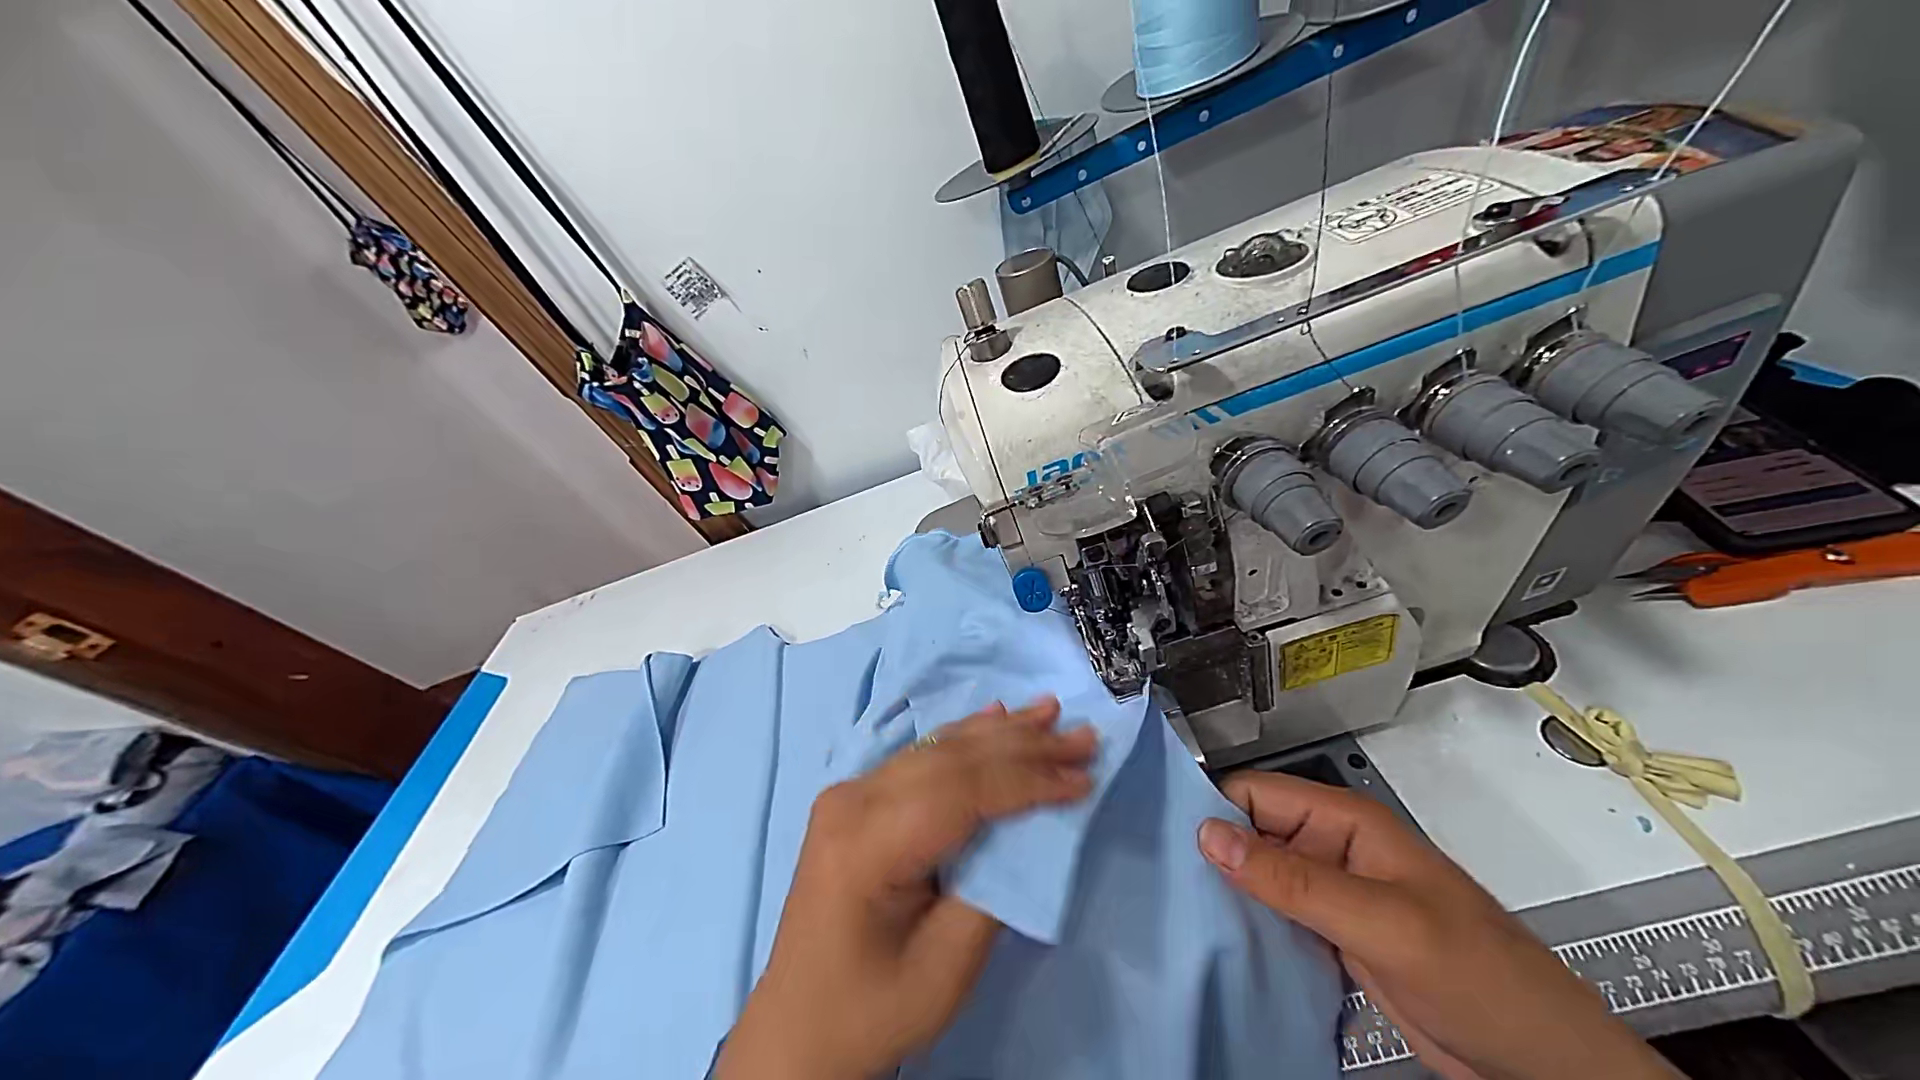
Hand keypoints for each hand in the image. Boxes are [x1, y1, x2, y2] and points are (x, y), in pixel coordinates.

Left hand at [716, 698, 1097, 1079]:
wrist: (799, 1027)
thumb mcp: (945, 967)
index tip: (1083, 777)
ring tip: (1049, 713)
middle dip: (1022, 746)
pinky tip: (992, 717)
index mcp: (866, 845)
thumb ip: (993, 886)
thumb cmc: (873, 1007)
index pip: (961, 791)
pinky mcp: (855, 800)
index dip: (1027, 780)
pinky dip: (963, 738)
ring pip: (936, 749)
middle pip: (950, 760)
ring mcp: (849, 795)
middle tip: (1082, 736)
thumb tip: (1035, 826)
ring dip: (999, 733)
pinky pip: (918, 757)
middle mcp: (852, 802)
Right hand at [1197, 772, 1679, 1079]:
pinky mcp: (1332, 931)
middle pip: (1251, 832)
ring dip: (1228, 889)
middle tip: (1164, 878)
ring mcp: (1332, 892)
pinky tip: (1223, 937)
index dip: (1212, 808)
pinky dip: (1250, 921)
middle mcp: (1332, 847)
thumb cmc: (1480, 974)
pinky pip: (1275, 913)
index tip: (1166, 836)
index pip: (1256, 793)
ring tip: (1182, 907)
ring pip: (1259, 874)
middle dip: (1212, 851)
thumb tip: (1209, 835)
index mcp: (1345, 821)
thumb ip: (1294, 878)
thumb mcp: (1382, 920)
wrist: (1538, 1059)